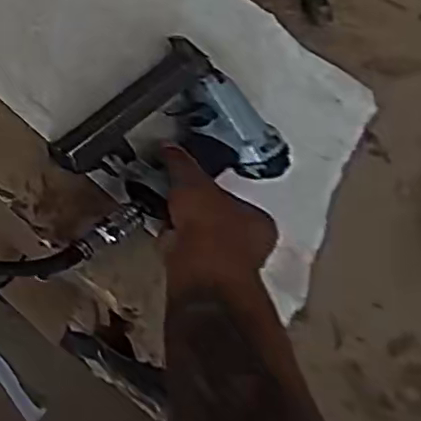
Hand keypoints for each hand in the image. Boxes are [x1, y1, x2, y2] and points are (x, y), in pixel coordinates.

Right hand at [159, 145, 277, 295]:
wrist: (199, 269)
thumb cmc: (208, 224)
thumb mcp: (191, 182)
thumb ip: (181, 163)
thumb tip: (168, 145)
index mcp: (259, 220)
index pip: (235, 197)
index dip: (211, 188)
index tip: (190, 181)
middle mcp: (251, 244)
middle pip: (218, 217)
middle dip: (195, 207)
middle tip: (174, 193)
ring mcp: (229, 263)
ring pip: (201, 235)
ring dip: (181, 223)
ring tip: (162, 208)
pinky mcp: (205, 275)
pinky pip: (186, 248)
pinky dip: (173, 239)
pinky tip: (161, 229)